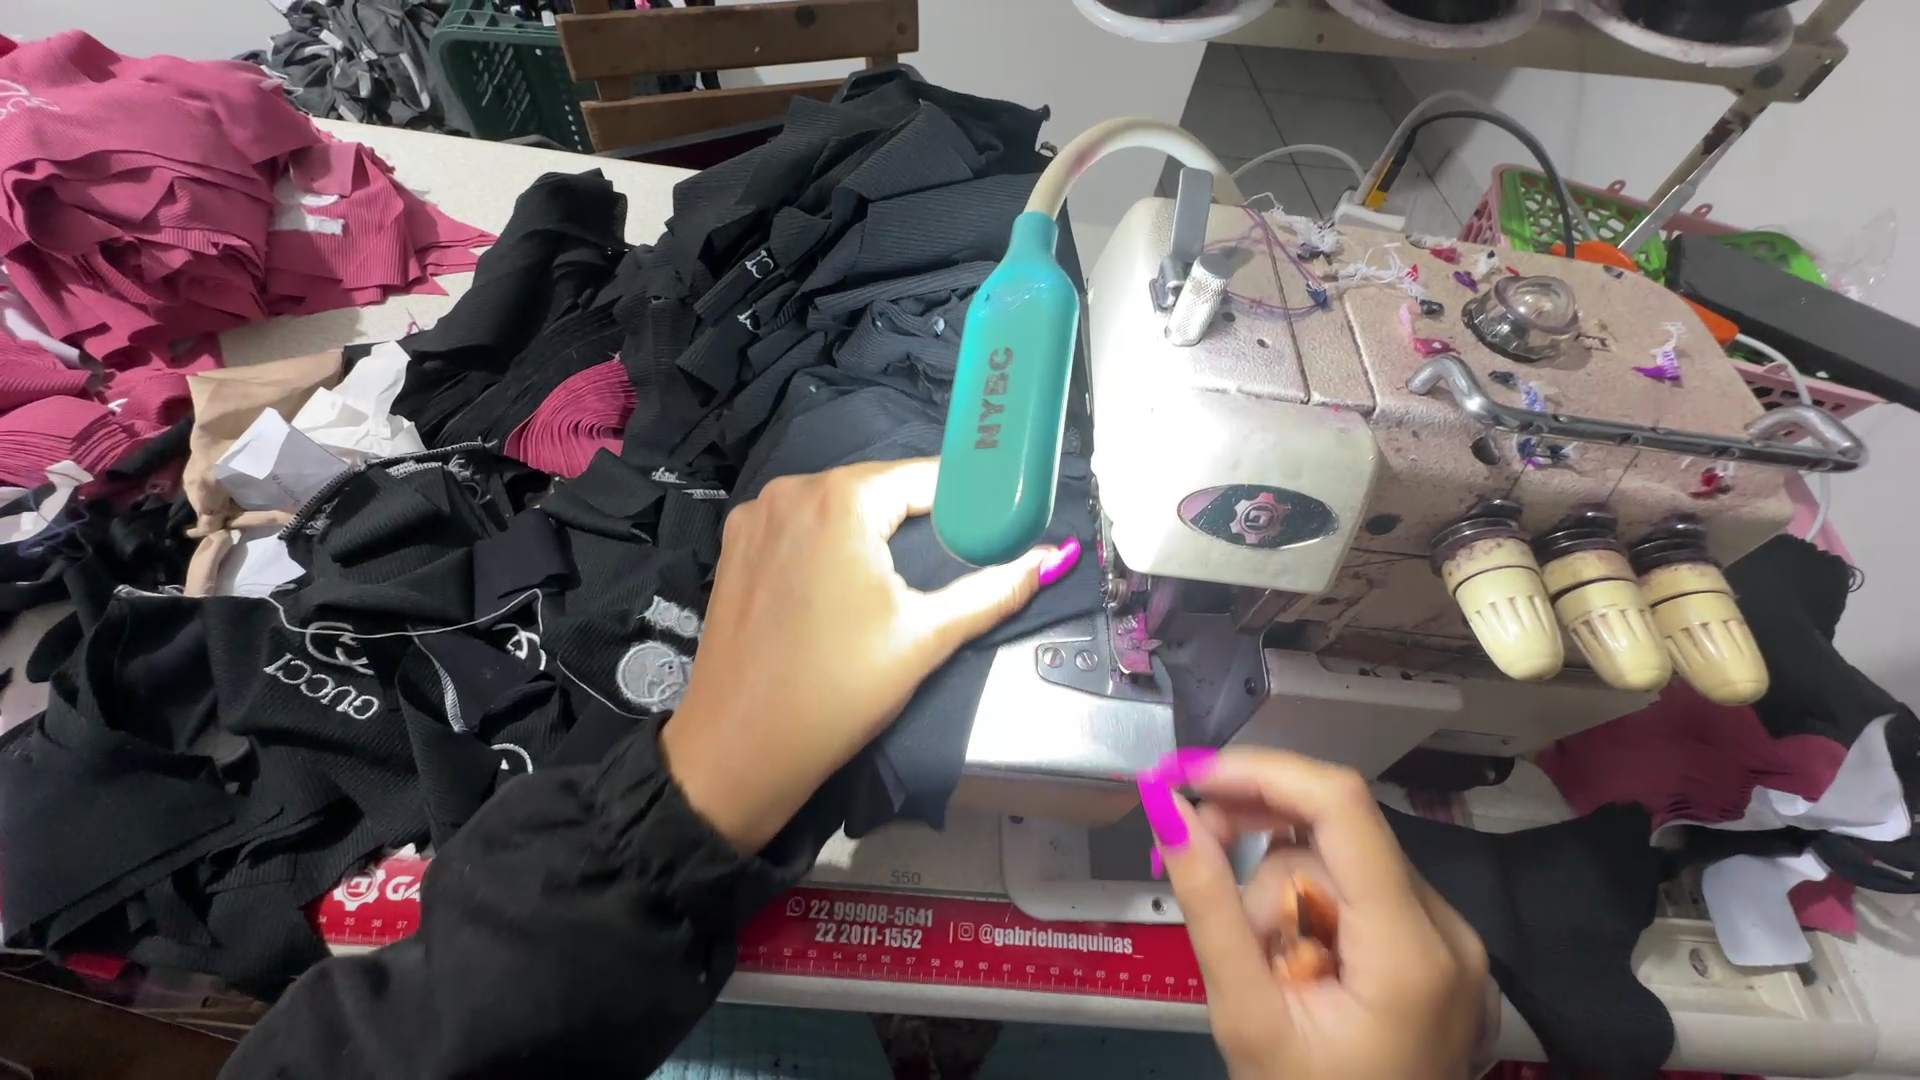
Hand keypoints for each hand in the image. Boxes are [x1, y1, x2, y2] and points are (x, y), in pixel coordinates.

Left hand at [660, 458, 1077, 853]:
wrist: (738, 752)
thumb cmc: (838, 691)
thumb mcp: (925, 637)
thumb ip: (994, 590)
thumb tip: (1050, 558)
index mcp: (840, 499)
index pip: (924, 477)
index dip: (967, 497)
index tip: (998, 520)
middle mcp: (791, 490)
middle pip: (879, 488)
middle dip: (923, 516)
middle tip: (961, 554)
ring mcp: (756, 516)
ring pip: (838, 505)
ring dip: (877, 528)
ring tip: (908, 572)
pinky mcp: (736, 545)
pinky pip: (802, 524)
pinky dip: (832, 540)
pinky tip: (848, 580)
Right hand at [1155, 748, 1490, 1079]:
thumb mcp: (1245, 1016)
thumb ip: (1207, 905)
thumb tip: (1168, 809)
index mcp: (1410, 950)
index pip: (1340, 806)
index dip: (1260, 772)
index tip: (1189, 776)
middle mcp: (1444, 927)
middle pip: (1333, 825)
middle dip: (1253, 827)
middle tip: (1192, 847)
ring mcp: (1445, 937)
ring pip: (1334, 851)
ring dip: (1272, 877)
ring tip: (1249, 947)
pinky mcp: (1430, 945)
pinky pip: (1350, 880)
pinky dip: (1300, 892)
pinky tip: (1279, 941)